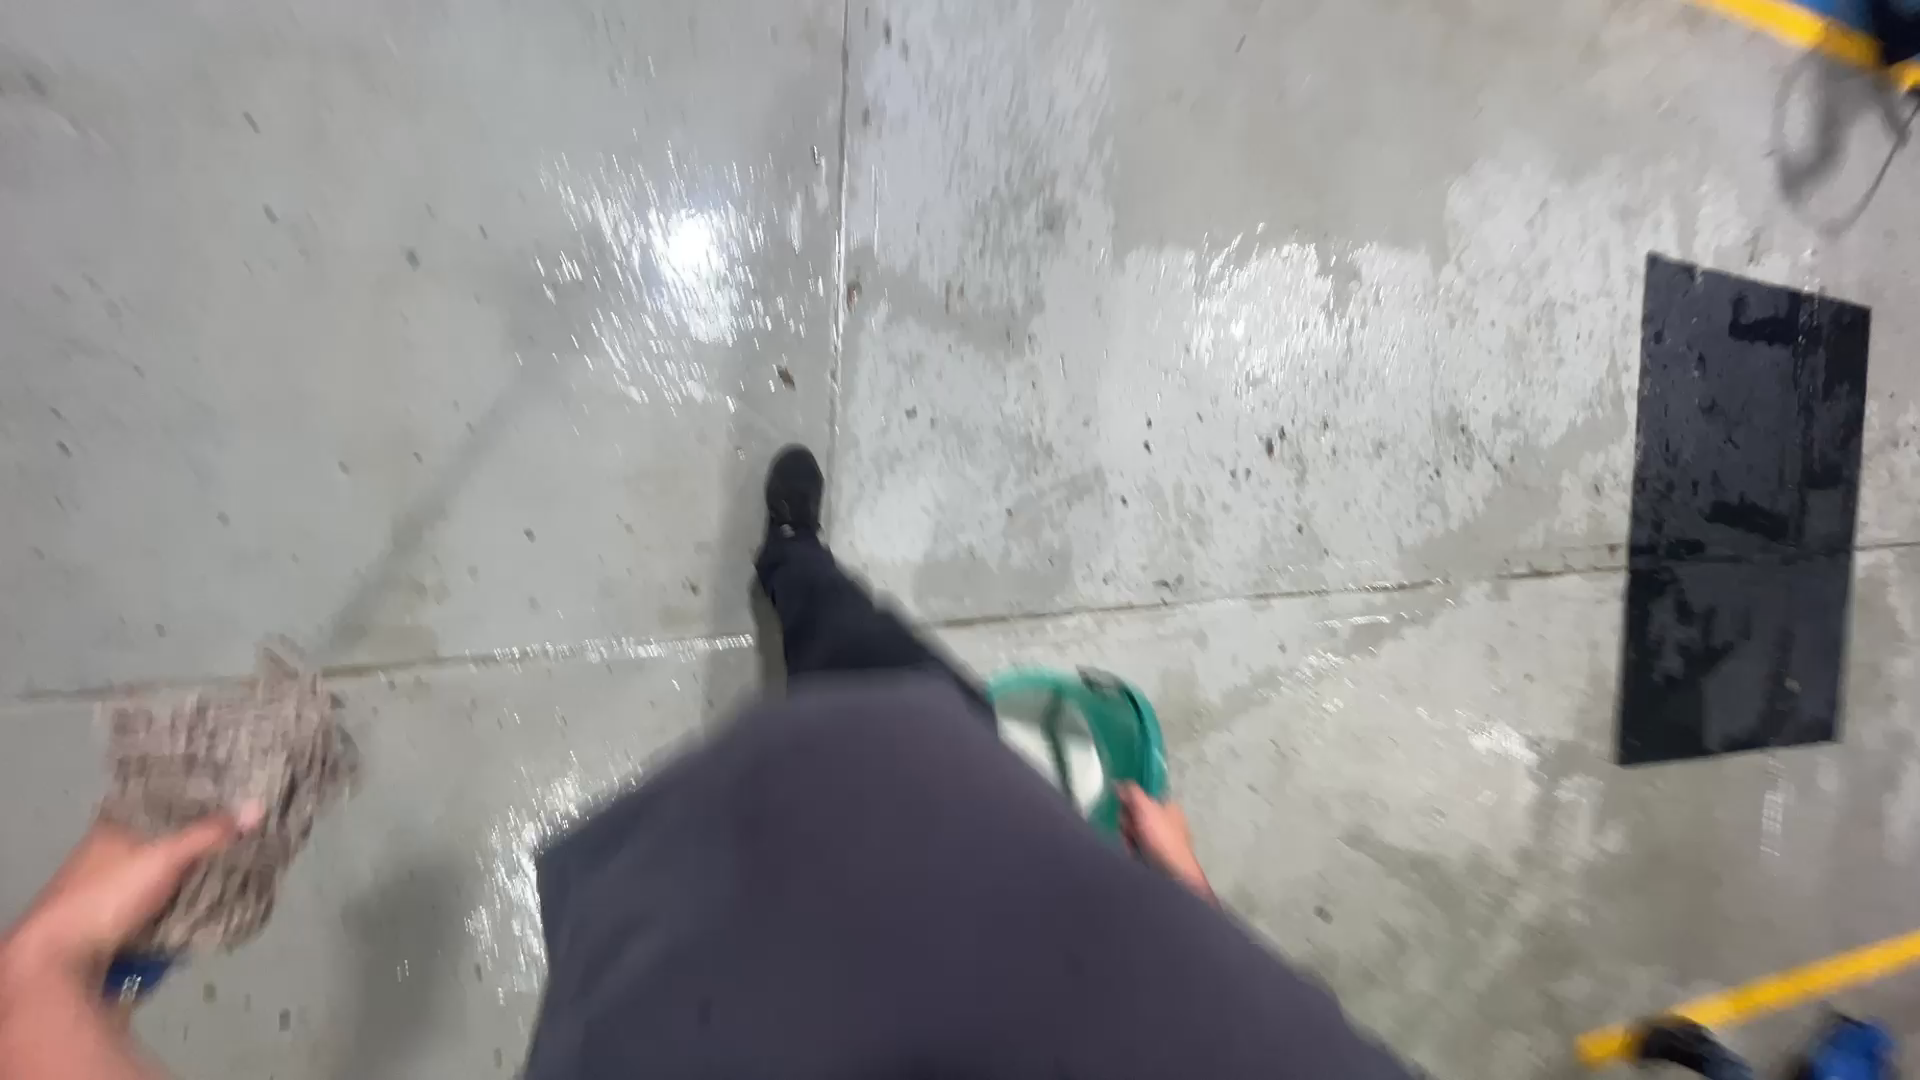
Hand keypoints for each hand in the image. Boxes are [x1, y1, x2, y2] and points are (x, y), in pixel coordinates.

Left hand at [0, 806, 259, 991]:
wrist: (61, 959)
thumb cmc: (107, 896)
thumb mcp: (165, 857)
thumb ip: (211, 832)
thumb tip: (260, 806)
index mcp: (115, 828)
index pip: (166, 798)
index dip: (202, 792)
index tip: (242, 787)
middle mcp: (118, 849)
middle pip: (177, 830)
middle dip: (214, 827)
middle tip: (257, 817)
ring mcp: (123, 881)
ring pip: (179, 860)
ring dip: (209, 857)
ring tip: (253, 843)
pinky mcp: (133, 907)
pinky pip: (177, 885)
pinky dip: (200, 882)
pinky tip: (229, 875)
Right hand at [1115, 783, 1212, 900]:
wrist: (1174, 875)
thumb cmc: (1162, 838)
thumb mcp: (1145, 808)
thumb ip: (1131, 792)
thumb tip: (1118, 782)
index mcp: (1168, 805)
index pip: (1142, 796)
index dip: (1130, 803)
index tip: (1124, 811)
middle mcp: (1167, 820)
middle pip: (1136, 814)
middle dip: (1127, 823)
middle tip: (1128, 832)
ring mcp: (1163, 839)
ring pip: (1135, 832)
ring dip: (1128, 838)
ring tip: (1131, 847)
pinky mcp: (1158, 856)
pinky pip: (1138, 847)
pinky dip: (1133, 850)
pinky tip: (1134, 855)